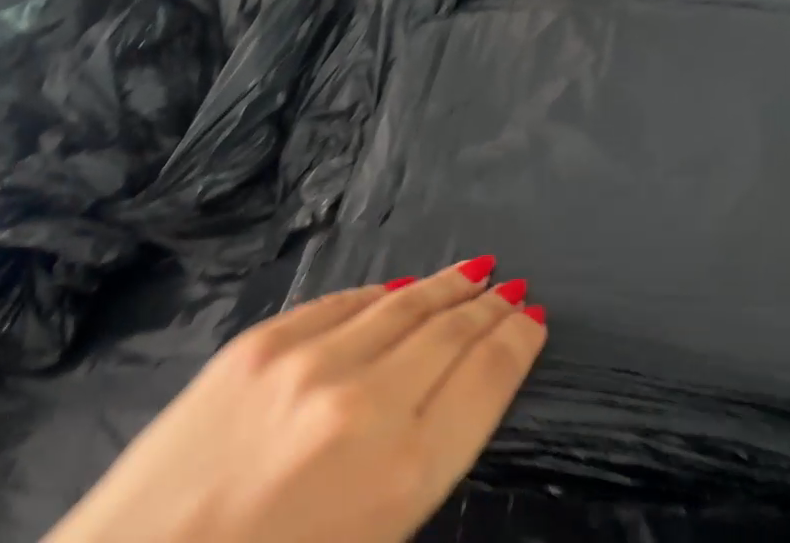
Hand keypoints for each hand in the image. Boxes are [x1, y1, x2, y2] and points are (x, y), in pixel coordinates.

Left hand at [46, 257, 545, 542]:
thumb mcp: (380, 538)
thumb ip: (426, 460)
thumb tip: (455, 390)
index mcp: (407, 469)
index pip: (487, 377)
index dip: (517, 341)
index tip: (532, 319)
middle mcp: (367, 401)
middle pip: (452, 333)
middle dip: (488, 308)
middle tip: (512, 288)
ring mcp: (307, 364)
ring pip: (403, 305)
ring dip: (445, 287)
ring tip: (474, 273)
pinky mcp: (257, 344)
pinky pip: (342, 303)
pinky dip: (381, 293)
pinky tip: (400, 288)